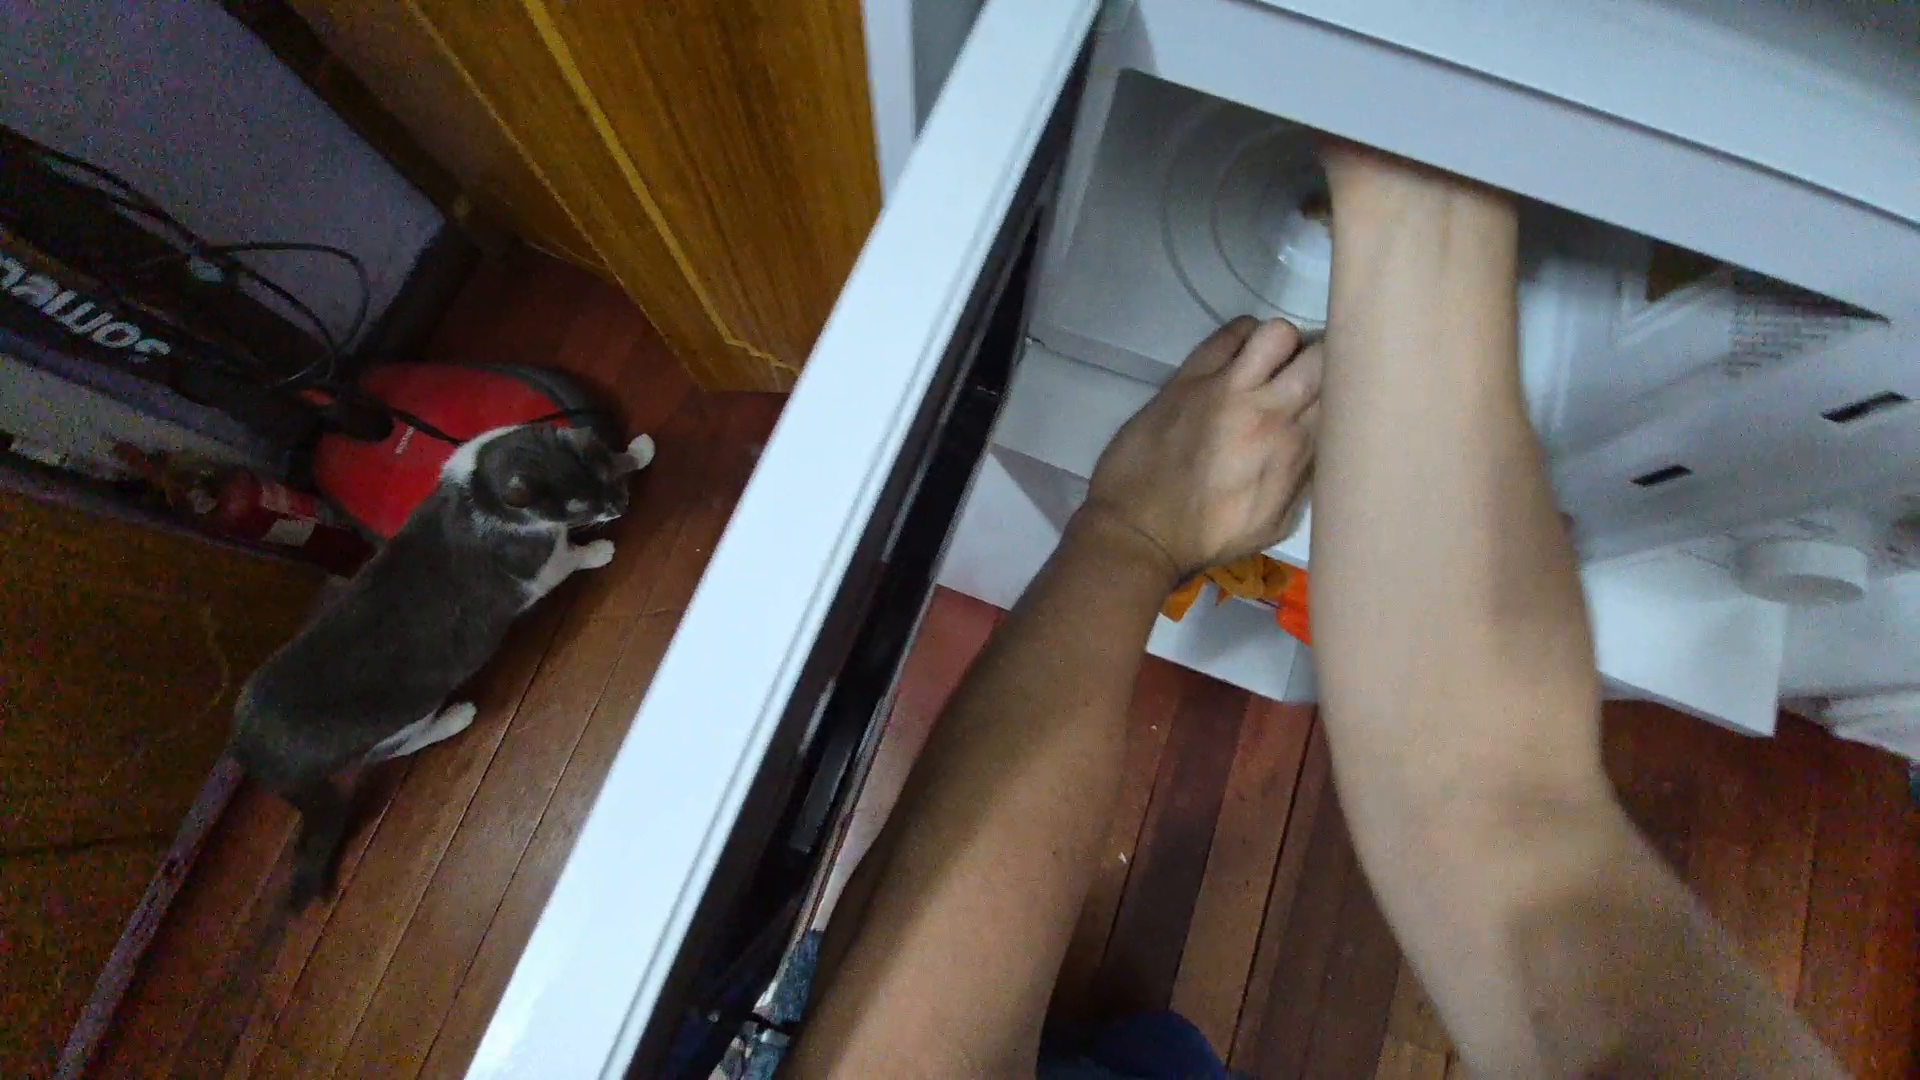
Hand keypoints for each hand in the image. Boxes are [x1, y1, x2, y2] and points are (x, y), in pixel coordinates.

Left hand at [1084, 316, 1320, 580]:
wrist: (1136, 533)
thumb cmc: (1205, 538)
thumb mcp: (1274, 524)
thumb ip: (1304, 479)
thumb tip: (1324, 443)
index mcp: (1294, 451)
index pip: (1343, 396)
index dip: (1346, 388)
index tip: (1340, 393)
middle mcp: (1268, 412)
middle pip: (1322, 356)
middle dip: (1323, 360)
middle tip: (1306, 376)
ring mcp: (1225, 390)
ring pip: (1278, 334)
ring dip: (1282, 346)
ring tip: (1269, 366)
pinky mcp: (1187, 379)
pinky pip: (1229, 334)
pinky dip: (1243, 337)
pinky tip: (1239, 356)